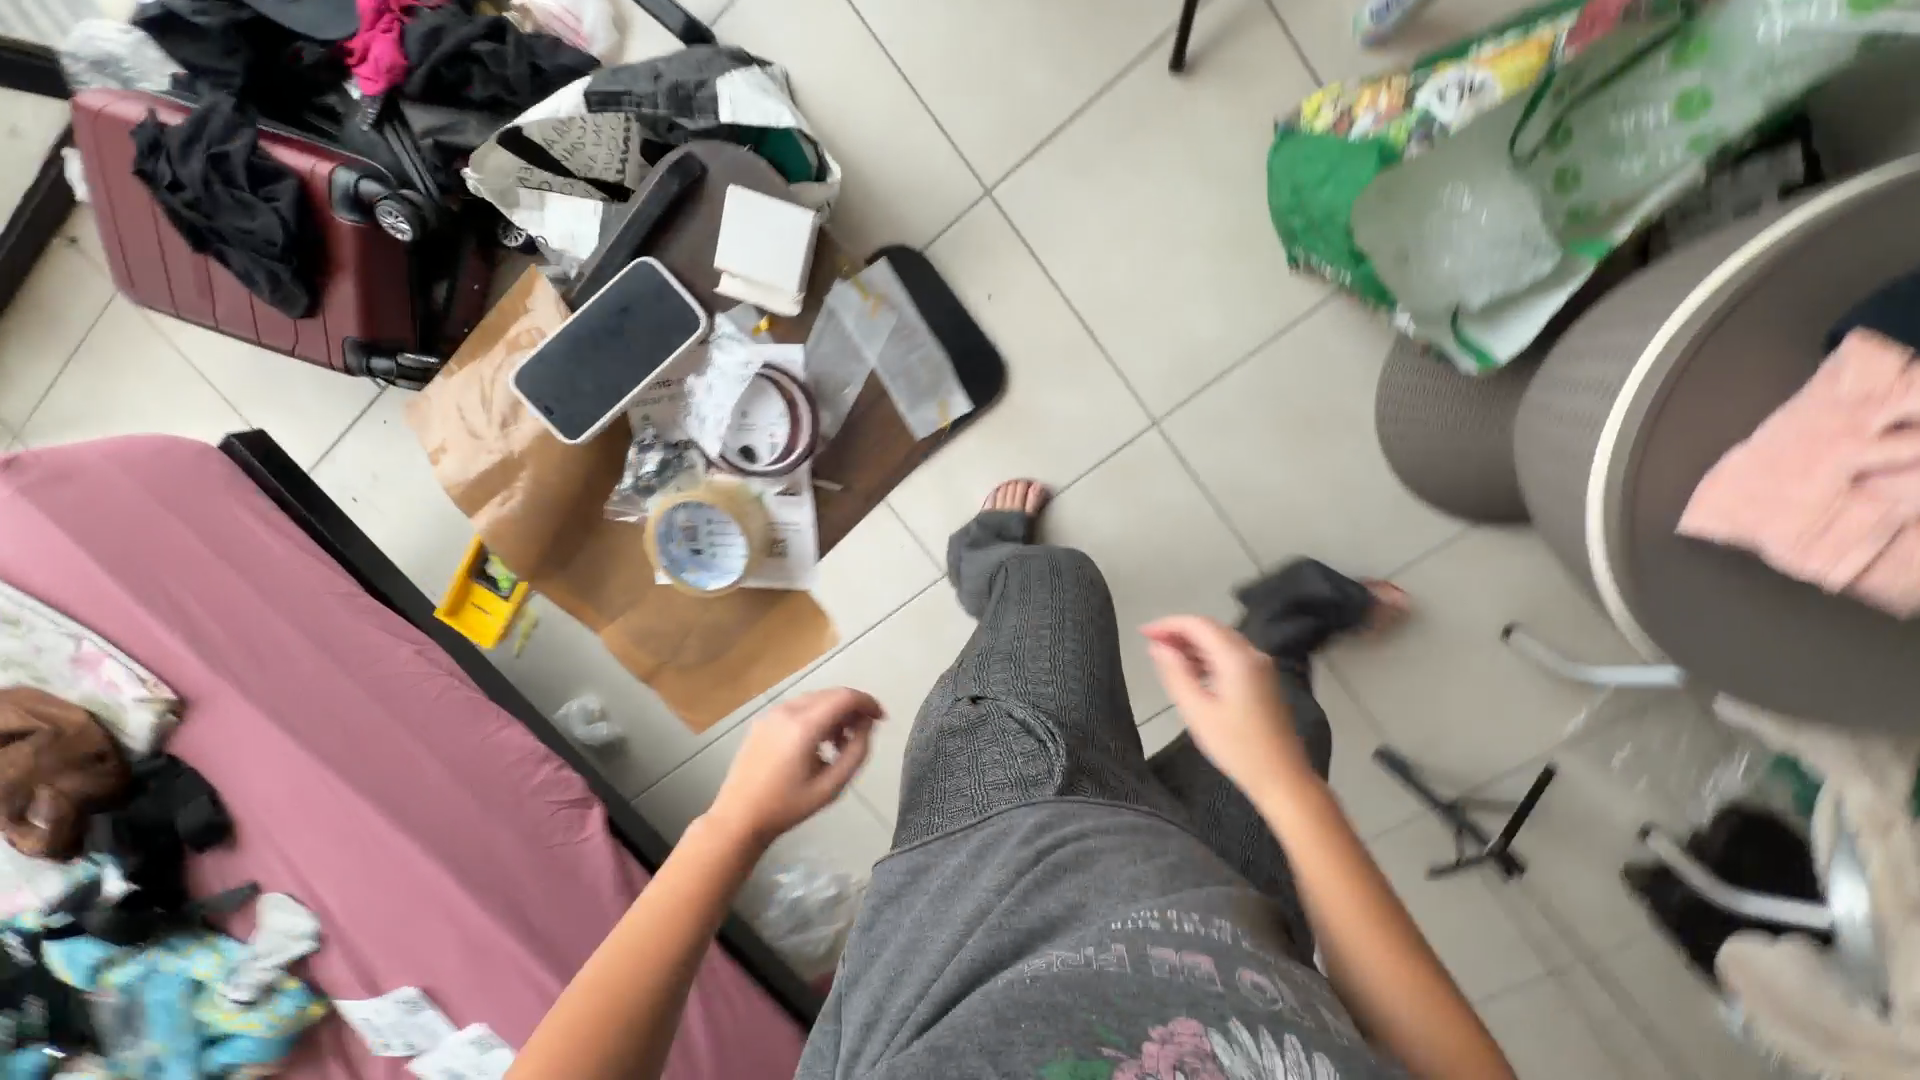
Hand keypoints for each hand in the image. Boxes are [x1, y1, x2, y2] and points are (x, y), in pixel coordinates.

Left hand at [706, 688, 882, 847]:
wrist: (739, 817)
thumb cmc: (787, 806)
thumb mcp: (831, 786)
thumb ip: (856, 752)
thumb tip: (866, 726)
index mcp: (804, 726)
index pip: (845, 697)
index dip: (868, 703)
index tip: (881, 719)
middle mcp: (787, 711)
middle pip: (831, 695)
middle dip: (852, 709)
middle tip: (863, 734)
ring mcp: (771, 714)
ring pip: (814, 700)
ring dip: (834, 713)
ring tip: (840, 743)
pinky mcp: (762, 722)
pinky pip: (798, 708)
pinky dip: (815, 716)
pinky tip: (817, 743)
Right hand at [1141, 615, 1313, 802]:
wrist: (1282, 776)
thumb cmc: (1236, 747)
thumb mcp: (1197, 711)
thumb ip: (1175, 674)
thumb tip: (1158, 647)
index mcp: (1236, 659)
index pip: (1197, 624)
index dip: (1167, 624)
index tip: (1142, 633)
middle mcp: (1252, 654)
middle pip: (1211, 628)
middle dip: (1179, 632)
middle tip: (1151, 644)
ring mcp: (1261, 667)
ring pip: (1221, 641)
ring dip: (1192, 644)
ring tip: (1165, 657)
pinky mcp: (1264, 680)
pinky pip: (1231, 656)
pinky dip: (1207, 656)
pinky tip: (1191, 671)